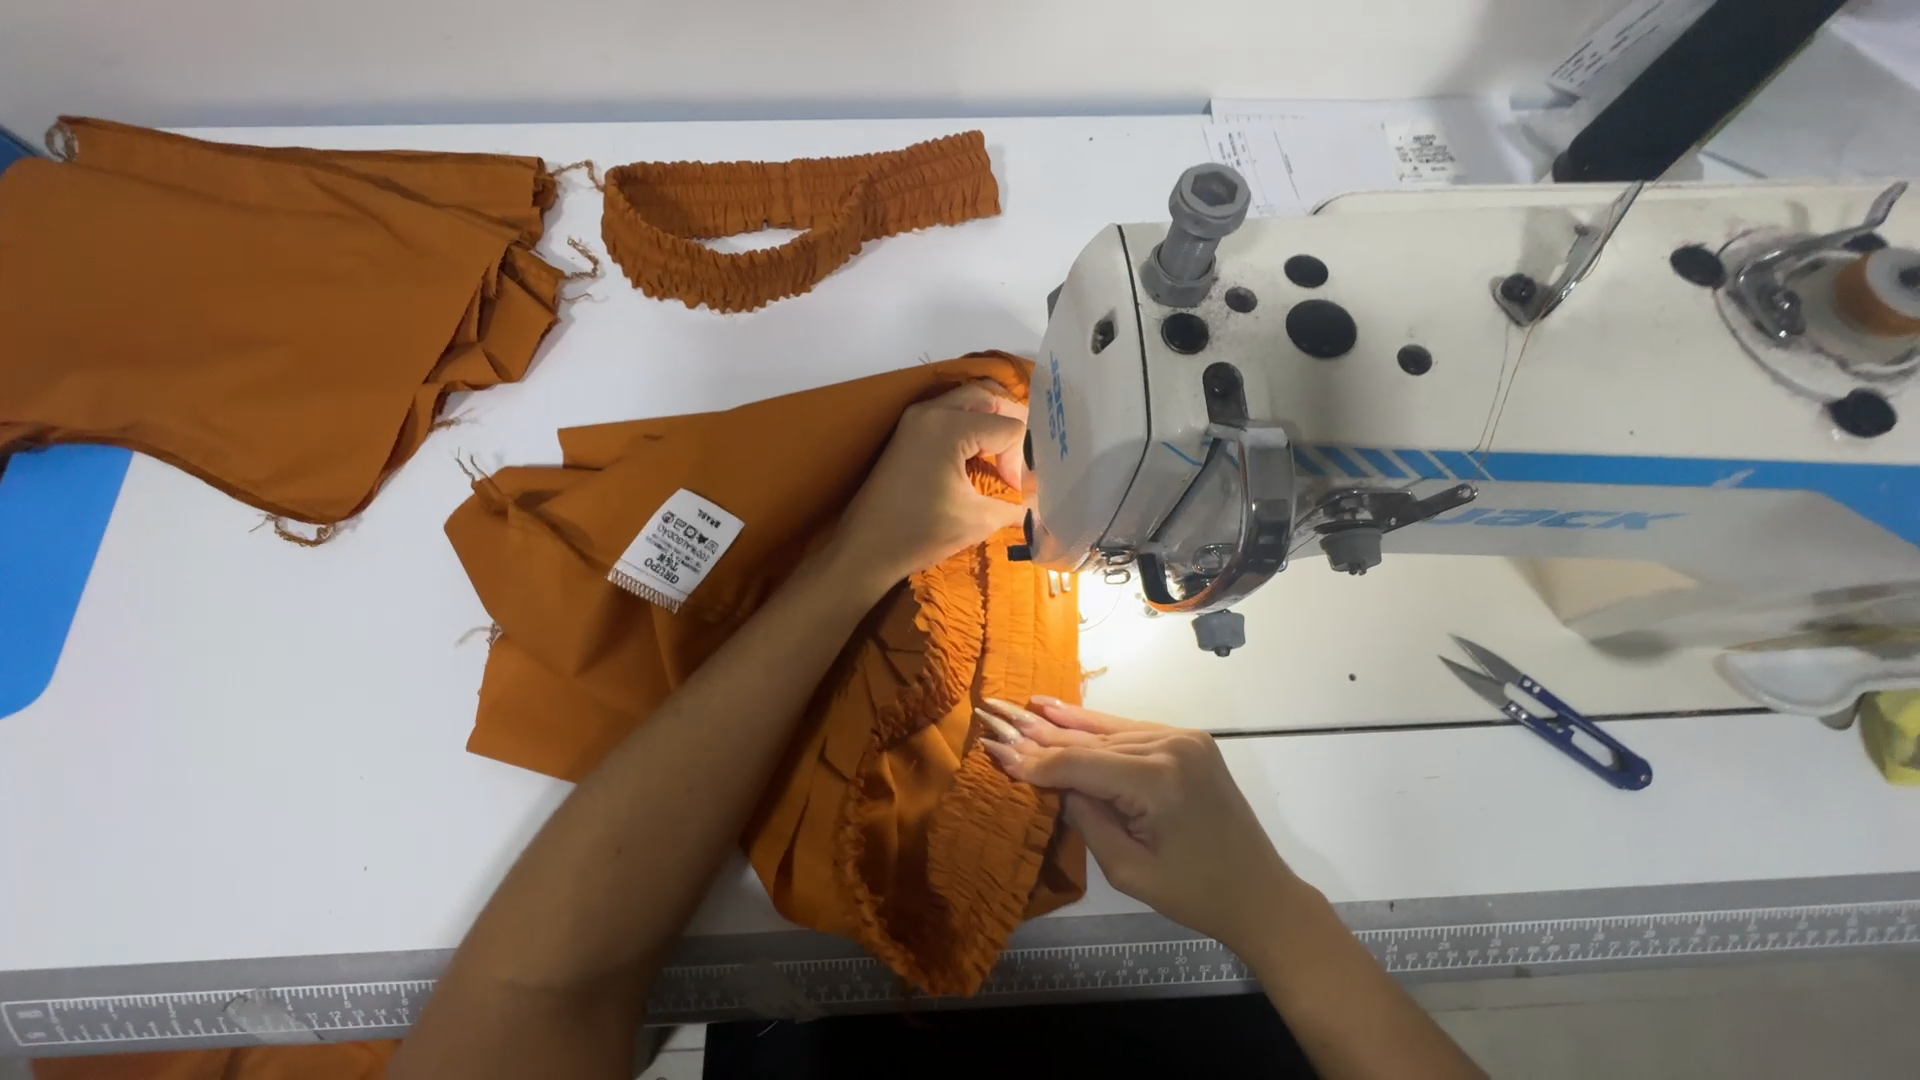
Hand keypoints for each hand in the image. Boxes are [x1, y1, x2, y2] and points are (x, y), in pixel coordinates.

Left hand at [826, 381, 1027, 593]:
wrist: (865, 549)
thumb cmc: (919, 534)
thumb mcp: (977, 520)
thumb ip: (1015, 506)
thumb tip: (1041, 505)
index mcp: (949, 427)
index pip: (1009, 427)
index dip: (1021, 459)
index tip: (1016, 490)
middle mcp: (931, 411)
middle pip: (989, 400)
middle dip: (1012, 429)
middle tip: (1022, 463)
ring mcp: (916, 418)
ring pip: (969, 403)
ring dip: (992, 425)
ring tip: (1003, 460)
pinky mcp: (908, 431)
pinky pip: (950, 414)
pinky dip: (971, 428)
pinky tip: (980, 458)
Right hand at [977, 698, 1298, 954]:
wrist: (1261, 894)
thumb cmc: (1195, 894)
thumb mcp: (1128, 869)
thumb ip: (1086, 819)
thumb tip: (1054, 783)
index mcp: (1157, 780)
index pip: (1079, 763)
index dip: (1034, 760)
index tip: (993, 751)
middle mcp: (1171, 746)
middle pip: (1091, 740)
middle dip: (1041, 733)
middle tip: (996, 715)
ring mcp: (1183, 738)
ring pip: (1109, 730)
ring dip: (1065, 725)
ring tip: (1025, 706)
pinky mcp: (1189, 741)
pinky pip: (1131, 731)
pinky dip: (1098, 727)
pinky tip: (1066, 712)